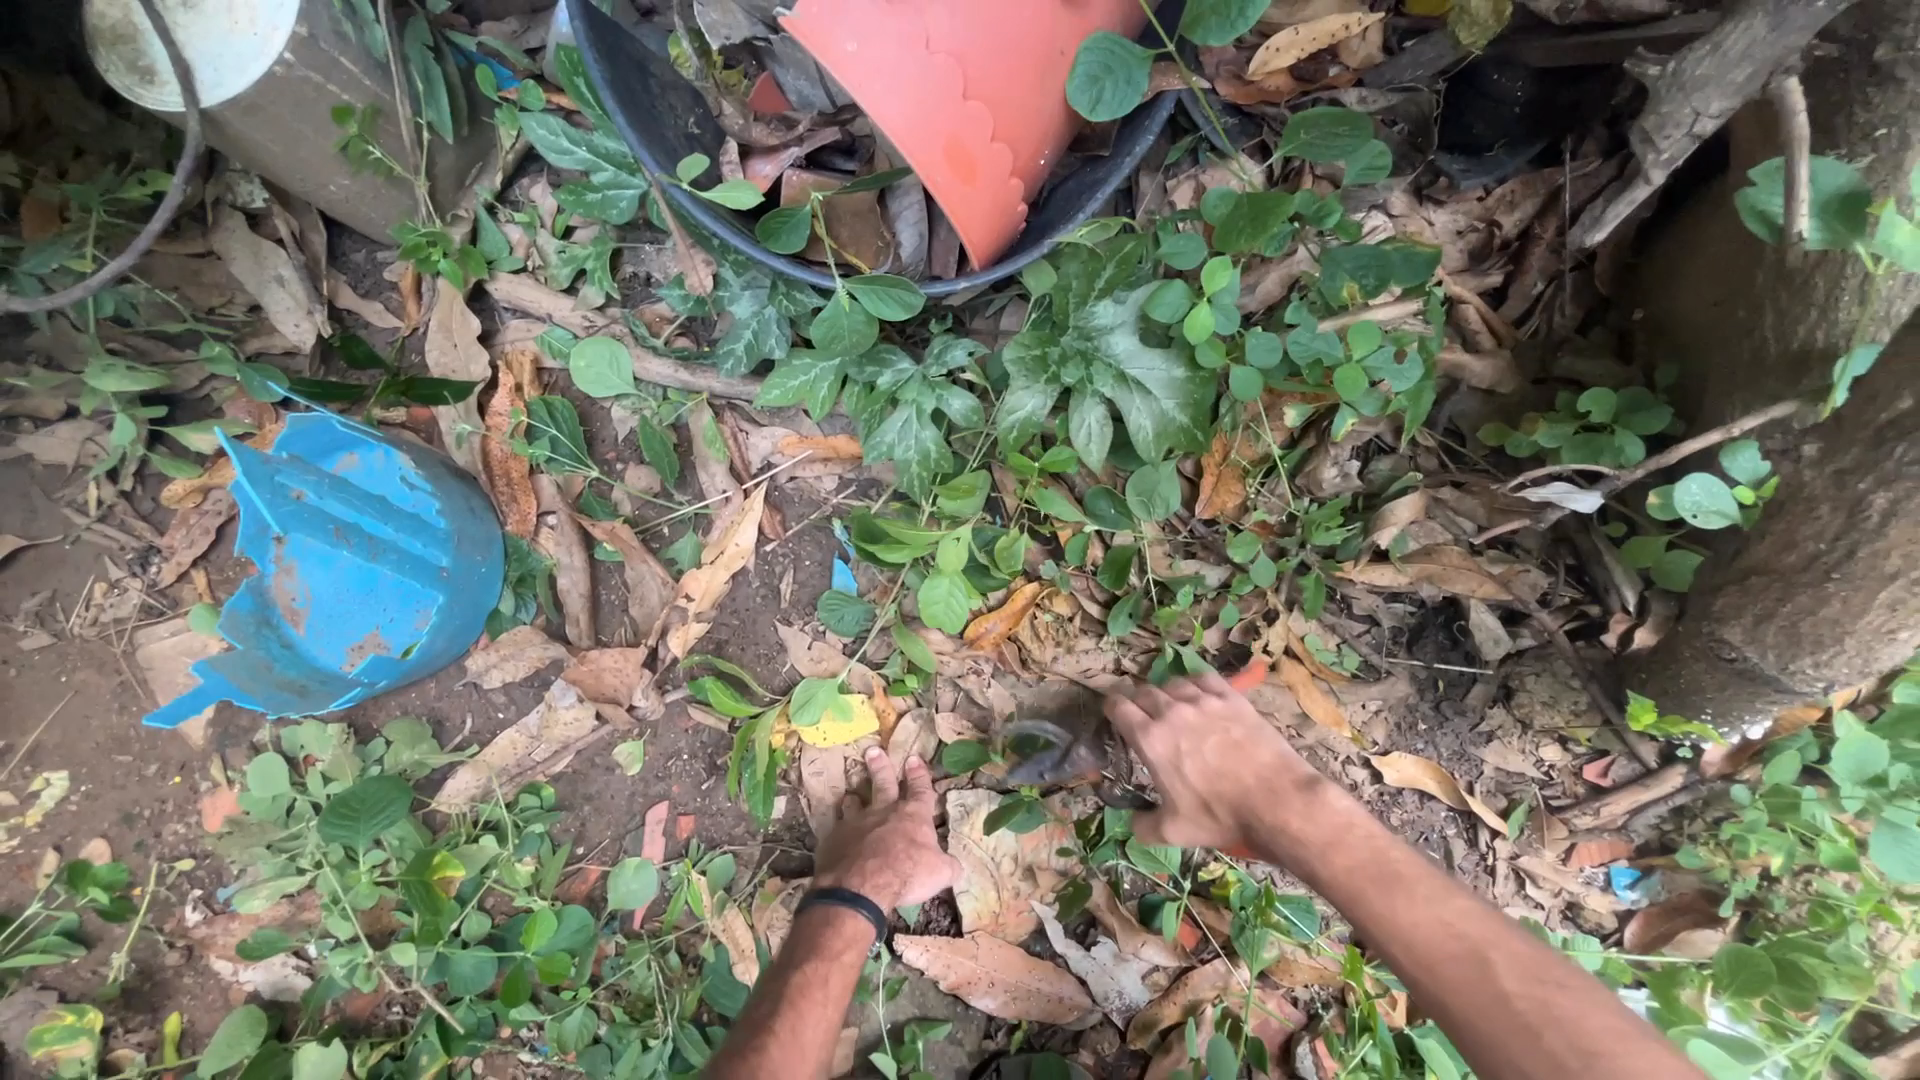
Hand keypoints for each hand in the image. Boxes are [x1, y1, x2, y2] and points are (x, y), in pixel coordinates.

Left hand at [813, 748, 962, 910]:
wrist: (862, 887)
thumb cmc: (907, 874)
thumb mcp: (940, 873)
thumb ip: (948, 866)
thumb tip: (956, 866)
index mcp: (913, 815)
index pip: (920, 789)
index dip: (919, 774)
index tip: (914, 758)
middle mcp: (884, 811)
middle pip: (883, 783)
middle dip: (880, 766)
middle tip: (873, 751)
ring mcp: (857, 822)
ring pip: (856, 803)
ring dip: (855, 799)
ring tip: (851, 796)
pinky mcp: (836, 838)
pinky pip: (838, 827)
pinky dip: (840, 828)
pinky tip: (837, 832)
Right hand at [1104, 672, 1323, 849]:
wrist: (1276, 801)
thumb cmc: (1220, 816)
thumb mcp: (1173, 831)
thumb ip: (1143, 826)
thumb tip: (1131, 823)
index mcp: (1150, 739)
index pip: (1118, 707)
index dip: (1111, 708)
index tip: (1114, 715)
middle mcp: (1171, 712)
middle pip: (1143, 692)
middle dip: (1137, 702)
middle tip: (1143, 716)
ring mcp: (1203, 701)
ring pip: (1172, 683)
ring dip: (1166, 693)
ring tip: (1172, 706)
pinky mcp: (1231, 698)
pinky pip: (1203, 678)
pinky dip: (1195, 684)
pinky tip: (1200, 695)